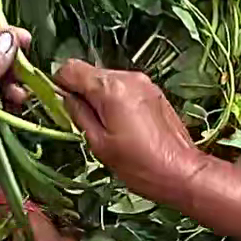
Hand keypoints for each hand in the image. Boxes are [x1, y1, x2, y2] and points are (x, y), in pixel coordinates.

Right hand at [54, 60, 209, 203]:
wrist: (182, 172)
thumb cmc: (139, 164)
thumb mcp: (99, 144)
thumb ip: (78, 114)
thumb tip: (65, 98)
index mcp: (110, 87)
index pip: (70, 68)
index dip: (59, 85)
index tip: (60, 105)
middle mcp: (128, 77)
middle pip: (90, 73)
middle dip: (82, 93)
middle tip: (85, 123)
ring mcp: (145, 83)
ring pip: (109, 81)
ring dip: (101, 98)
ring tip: (108, 128)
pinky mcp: (155, 92)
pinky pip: (126, 89)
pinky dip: (118, 101)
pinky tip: (125, 126)